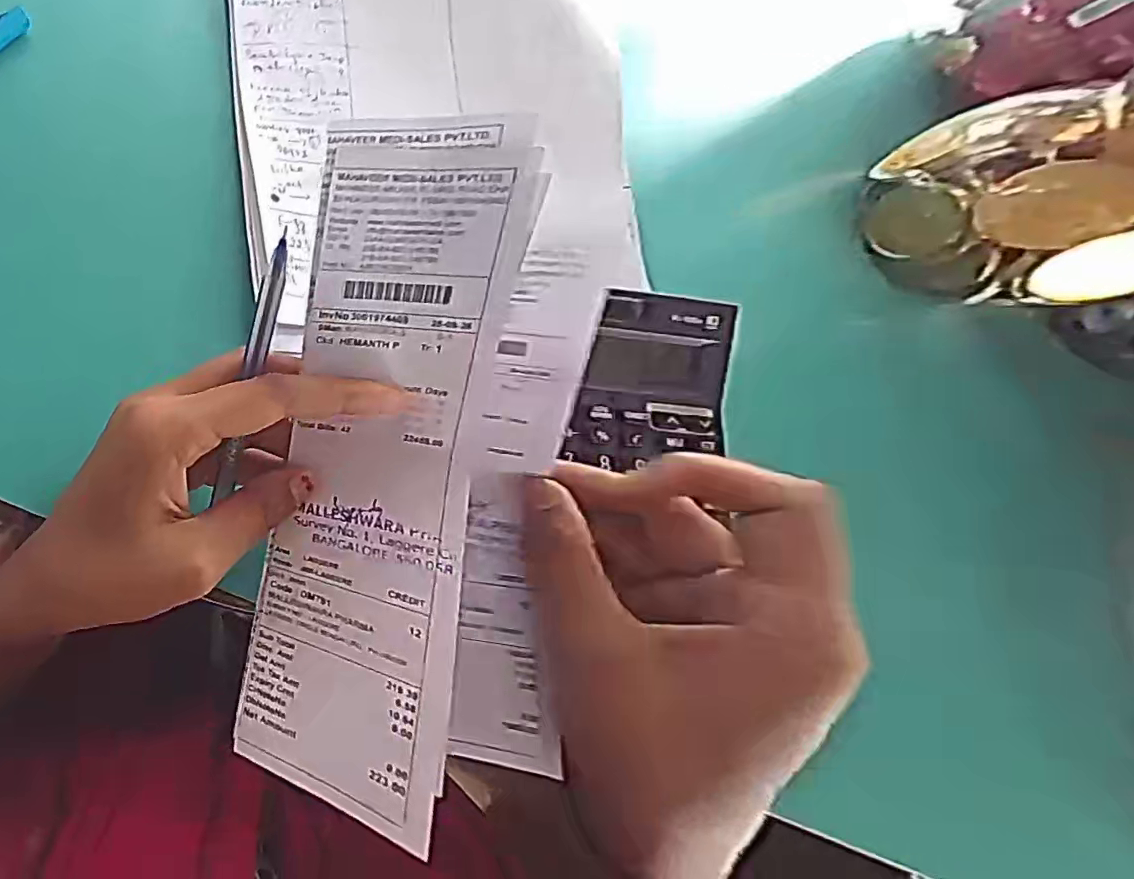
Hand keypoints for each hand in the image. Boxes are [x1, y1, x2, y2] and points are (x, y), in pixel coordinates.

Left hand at [0, 351, 407, 640]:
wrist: (45, 585)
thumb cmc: (111, 579)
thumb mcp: (196, 559)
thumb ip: (258, 510)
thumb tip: (310, 478)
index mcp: (167, 426)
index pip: (266, 393)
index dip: (332, 393)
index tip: (385, 394)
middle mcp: (158, 404)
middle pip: (247, 375)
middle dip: (307, 387)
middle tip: (365, 404)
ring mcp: (151, 415)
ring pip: (231, 395)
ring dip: (278, 418)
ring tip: (334, 444)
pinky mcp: (151, 435)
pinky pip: (212, 421)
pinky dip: (249, 438)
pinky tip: (282, 467)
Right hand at [523, 455, 867, 878]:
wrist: (634, 849)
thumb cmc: (643, 764)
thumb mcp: (593, 648)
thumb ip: (562, 557)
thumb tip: (536, 487)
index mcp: (790, 625)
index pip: (784, 508)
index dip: (709, 476)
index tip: (627, 484)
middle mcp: (764, 618)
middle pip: (694, 521)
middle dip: (613, 504)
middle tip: (540, 492)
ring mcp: (717, 628)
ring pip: (653, 546)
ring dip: (589, 532)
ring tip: (526, 523)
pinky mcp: (677, 639)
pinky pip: (632, 577)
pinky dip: (585, 562)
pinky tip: (537, 557)